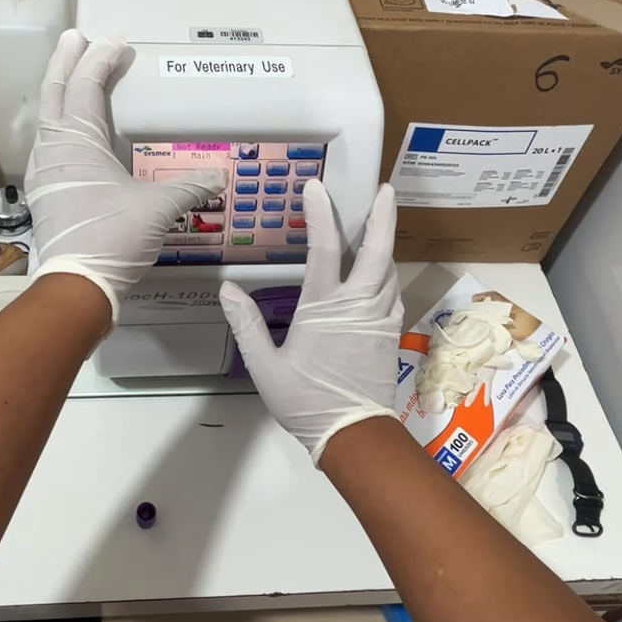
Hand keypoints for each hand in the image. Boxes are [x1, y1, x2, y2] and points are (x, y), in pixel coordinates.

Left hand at [25, 30, 224, 322]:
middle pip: (55, 93)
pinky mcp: (45, 194)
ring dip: (58, 92)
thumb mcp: (159, 209)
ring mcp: (44, 172)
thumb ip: (190, 187)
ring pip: (47, 119)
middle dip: (65, 62)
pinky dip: (57, 124)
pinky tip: (66, 133)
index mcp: (78, 141)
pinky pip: (47, 144)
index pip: (86, 86)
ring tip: (68, 76)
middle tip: (75, 38)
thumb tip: (219, 176)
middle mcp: (54, 149)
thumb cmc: (113, 237)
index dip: (100, 60)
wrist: (76, 286)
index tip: (114, 41)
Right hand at [219, 180, 401, 462]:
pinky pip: (393, 292)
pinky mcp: (390, 333)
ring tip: (381, 224)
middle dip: (381, 217)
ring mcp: (380, 317)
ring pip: (389, 270)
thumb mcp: (265, 366)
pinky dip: (388, 273)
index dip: (320, 215)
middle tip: (386, 191)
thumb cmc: (306, 401)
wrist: (354, 433)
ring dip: (385, 243)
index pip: (324, 249)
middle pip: (377, 250)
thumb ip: (247, 325)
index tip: (316, 187)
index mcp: (325, 307)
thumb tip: (228, 289)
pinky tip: (382, 273)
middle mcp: (358, 304)